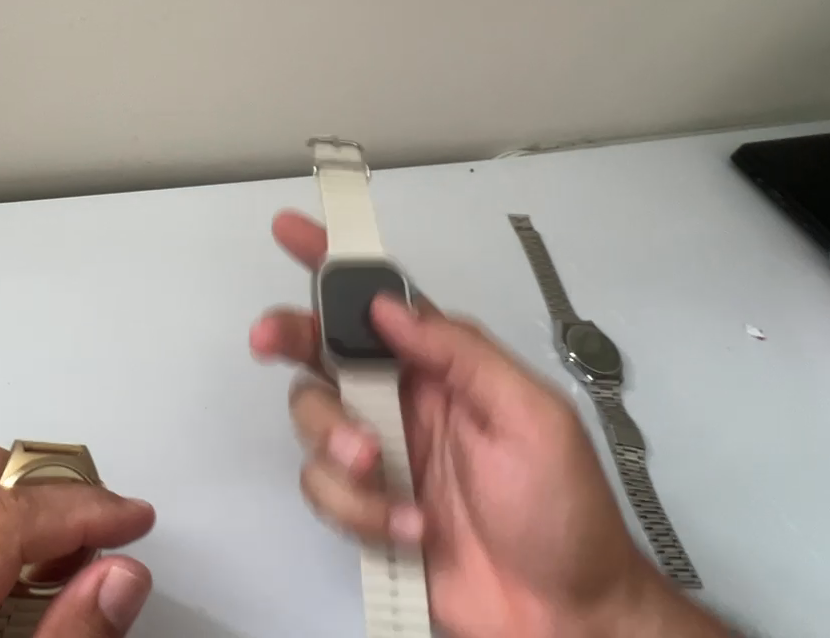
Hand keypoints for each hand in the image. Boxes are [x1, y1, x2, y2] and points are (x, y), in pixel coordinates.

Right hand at [249, 211, 726, 637]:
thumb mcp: (530, 415)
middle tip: (268, 339)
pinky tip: (409, 527)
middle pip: (319, 347)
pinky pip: (322, 486)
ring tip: (383, 474)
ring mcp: (373, 449)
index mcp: (436, 364)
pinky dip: (358, 508)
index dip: (331, 261)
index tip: (289, 230)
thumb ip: (461, 353)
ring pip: (311, 415)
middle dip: (289, 335)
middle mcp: (394, 395)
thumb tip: (386, 308)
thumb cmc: (558, 507)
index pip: (375, 300)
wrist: (561, 617)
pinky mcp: (359, 504)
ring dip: (336, 440)